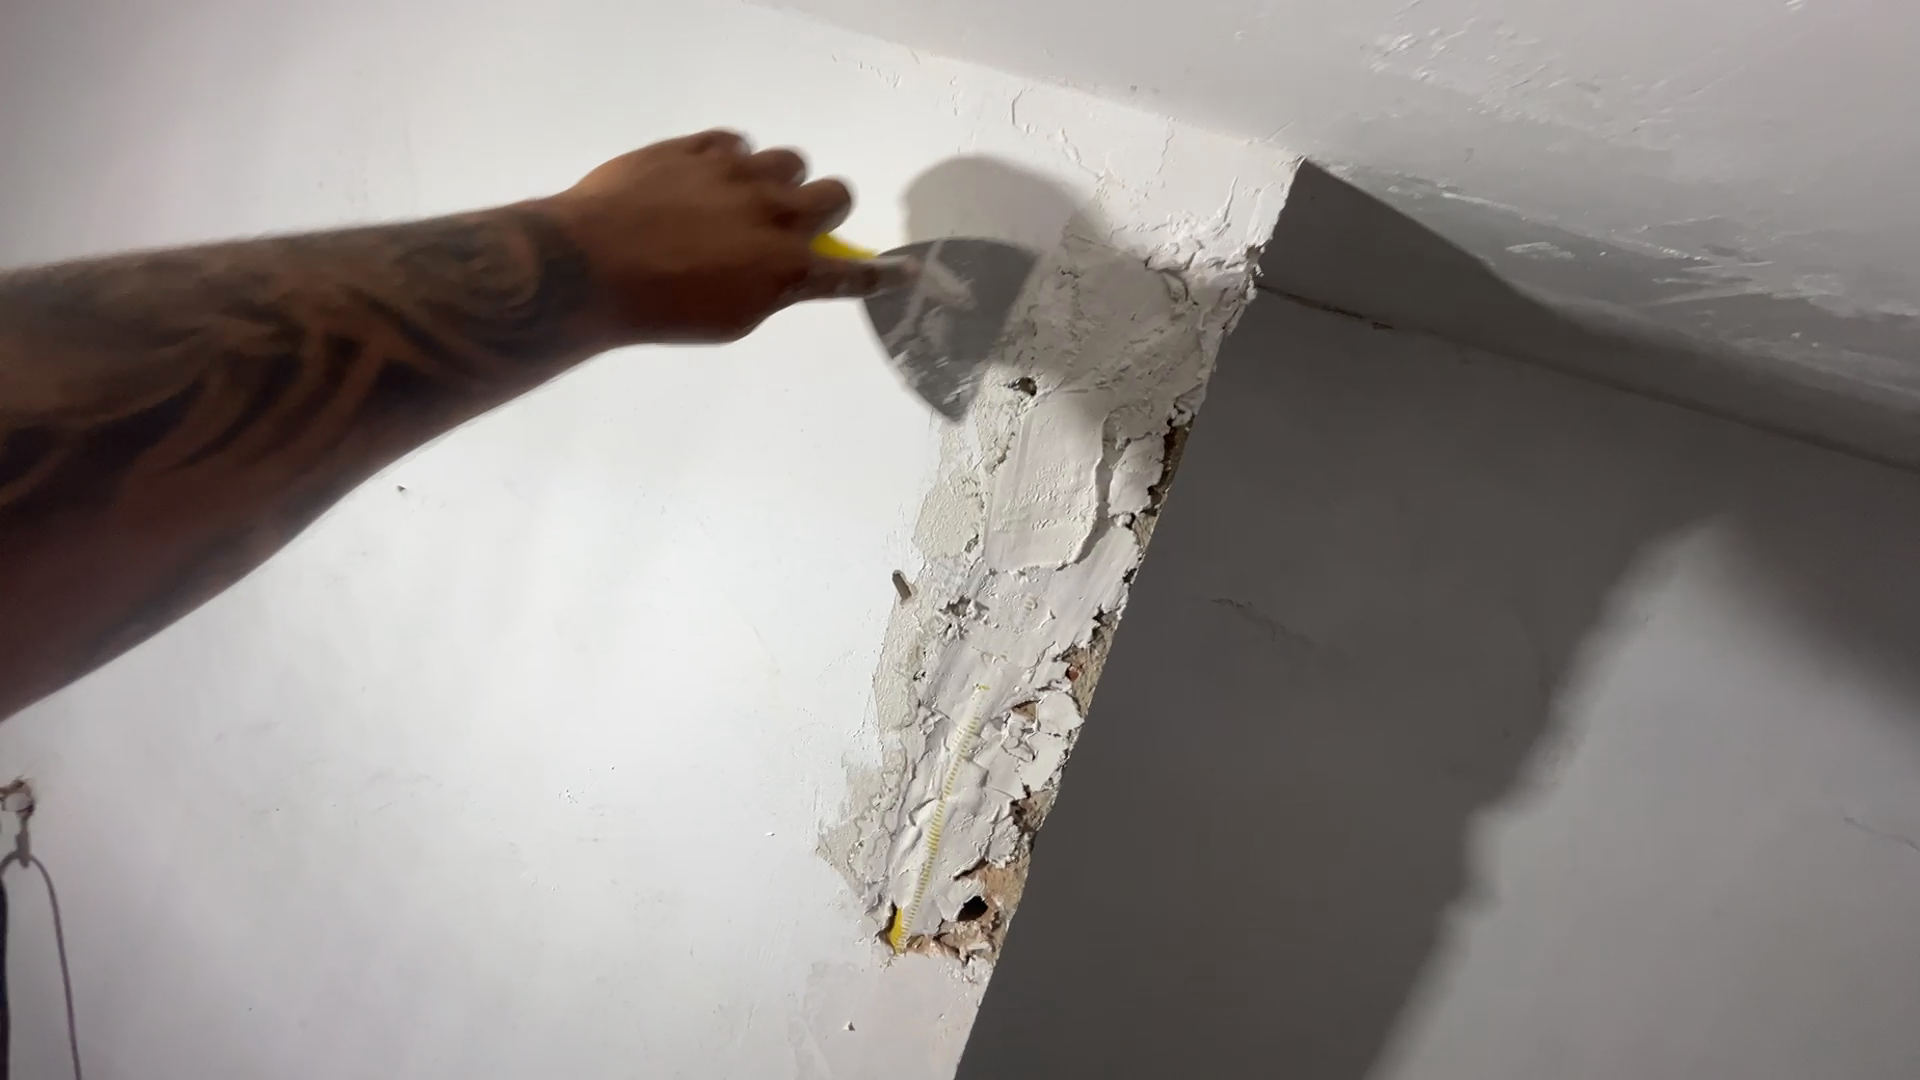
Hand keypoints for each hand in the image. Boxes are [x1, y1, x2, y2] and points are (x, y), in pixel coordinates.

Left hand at [537, 130, 890, 344]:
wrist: (594, 266)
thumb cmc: (667, 311)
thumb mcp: (735, 319)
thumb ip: (774, 291)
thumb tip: (785, 272)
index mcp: (788, 268)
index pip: (852, 273)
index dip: (883, 274)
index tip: (907, 271)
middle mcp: (775, 214)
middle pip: (835, 194)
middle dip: (825, 211)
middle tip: (795, 226)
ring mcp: (737, 174)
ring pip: (789, 160)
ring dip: (780, 181)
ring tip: (744, 200)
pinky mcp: (696, 148)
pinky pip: (735, 141)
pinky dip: (732, 162)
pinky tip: (707, 181)